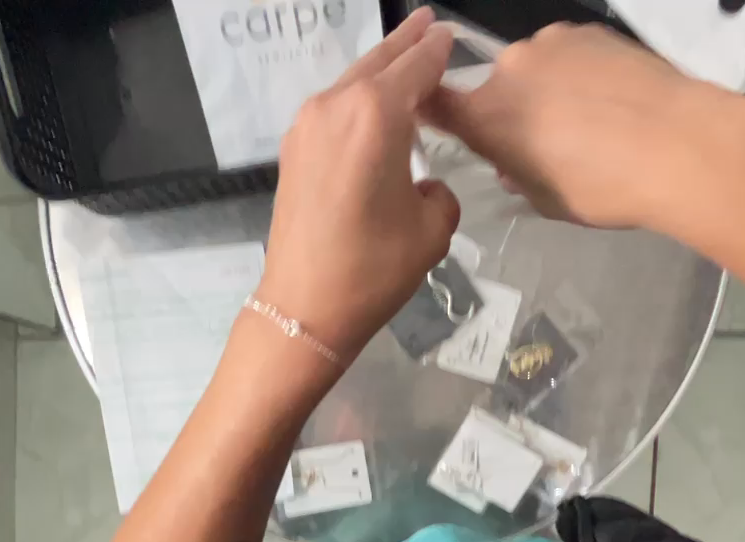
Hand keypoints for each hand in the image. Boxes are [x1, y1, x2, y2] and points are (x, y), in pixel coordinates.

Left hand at [253, 8, 460, 361]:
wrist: (305, 309)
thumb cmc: (373, 271)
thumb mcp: (431, 232)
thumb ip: (439, 195)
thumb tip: (423, 188)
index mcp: (375, 114)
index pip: (417, 67)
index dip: (439, 53)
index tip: (452, 40)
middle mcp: (335, 105)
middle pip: (379, 63)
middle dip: (407, 45)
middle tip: (428, 25)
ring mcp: (306, 126)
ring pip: (351, 84)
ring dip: (378, 72)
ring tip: (402, 59)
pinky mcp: (292, 152)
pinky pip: (332, 112)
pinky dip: (356, 103)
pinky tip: (370, 112)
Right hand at [423, 23, 744, 232]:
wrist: (679, 144)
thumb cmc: (601, 187)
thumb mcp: (546, 199)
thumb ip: (518, 176)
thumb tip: (514, 161)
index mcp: (488, 118)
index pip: (437, 105)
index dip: (433, 112)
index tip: (442, 124)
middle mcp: (511, 69)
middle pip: (494, 91)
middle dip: (509, 116)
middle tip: (541, 149)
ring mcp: (552, 42)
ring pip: (533, 71)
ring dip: (545, 94)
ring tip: (585, 126)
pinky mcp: (592, 30)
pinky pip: (568, 56)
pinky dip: (577, 76)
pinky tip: (608, 103)